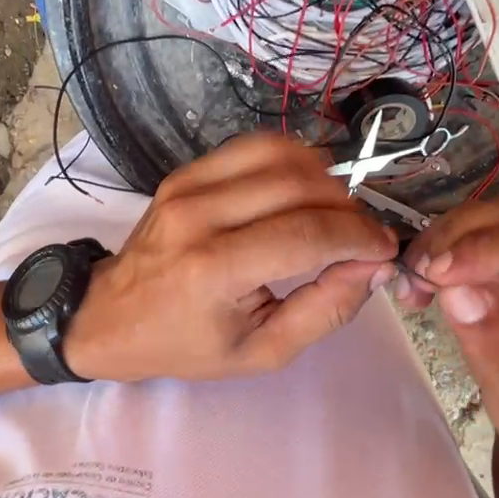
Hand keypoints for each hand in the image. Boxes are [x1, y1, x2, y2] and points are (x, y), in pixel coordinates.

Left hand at [65, 134, 397, 382]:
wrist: (113, 313)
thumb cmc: (187, 343)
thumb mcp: (261, 350)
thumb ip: (324, 309)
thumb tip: (374, 266)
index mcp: (215, 269)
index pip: (307, 235)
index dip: (359, 237)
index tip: (385, 249)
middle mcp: (199, 215)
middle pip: (297, 186)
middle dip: (347, 207)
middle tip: (364, 234)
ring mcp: (188, 185)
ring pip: (278, 154)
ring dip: (323, 176)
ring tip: (337, 210)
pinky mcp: (185, 170)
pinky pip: (252, 147)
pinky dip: (291, 160)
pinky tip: (304, 188)